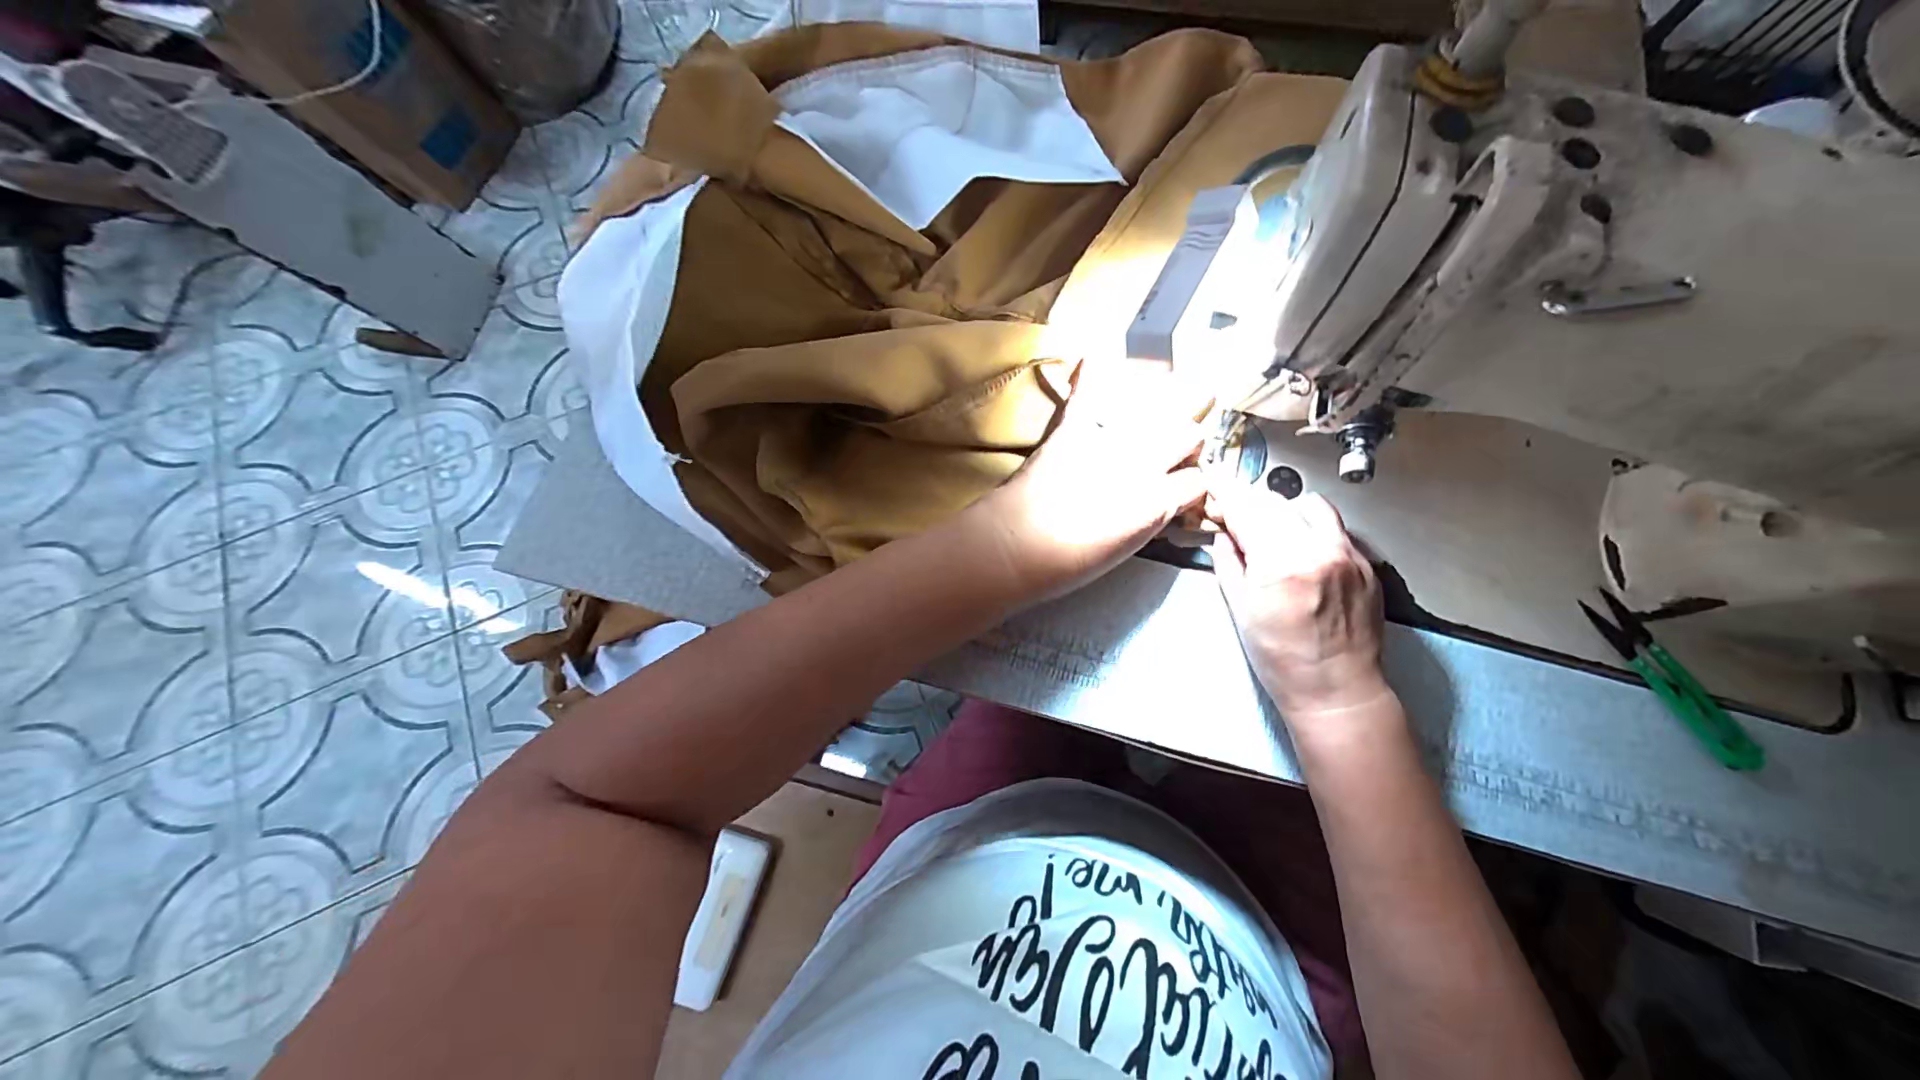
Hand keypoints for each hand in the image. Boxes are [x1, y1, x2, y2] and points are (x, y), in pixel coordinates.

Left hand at [957, 360, 1210, 603]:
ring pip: (1165, 404)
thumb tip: (1161, 502)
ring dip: (1164, 408)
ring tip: (1149, 417)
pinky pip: (1095, 380)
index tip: (1180, 488)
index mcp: (1157, 502)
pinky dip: (1095, 371)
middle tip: (1169, 453)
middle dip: (1186, 444)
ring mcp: (1112, 437)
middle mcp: (1145, 461)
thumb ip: (1151, 518)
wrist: (1016, 544)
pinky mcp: (1077, 422)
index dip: (1190, 486)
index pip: (1198, 481)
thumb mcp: (1125, 549)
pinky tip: (1097, 363)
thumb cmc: (1067, 563)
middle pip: (1190, 434)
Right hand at [1209, 480, 1392, 726]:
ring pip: (1309, 505)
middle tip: (1235, 517)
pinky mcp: (1365, 563)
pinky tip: (1300, 550)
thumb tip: (1223, 536)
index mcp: (1281, 565)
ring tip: (1271, 530)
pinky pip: (1335, 527)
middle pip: (1275, 502)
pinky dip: (1311, 528)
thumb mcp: (1241, 611)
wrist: (1337, 690)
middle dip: (1250, 504)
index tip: (1214, 483)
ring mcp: (1347, 555)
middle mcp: (1318, 551)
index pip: (1246, 510)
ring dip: (1284, 510)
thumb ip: (1230, 565)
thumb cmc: (1283, 661)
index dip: (1225, 493)